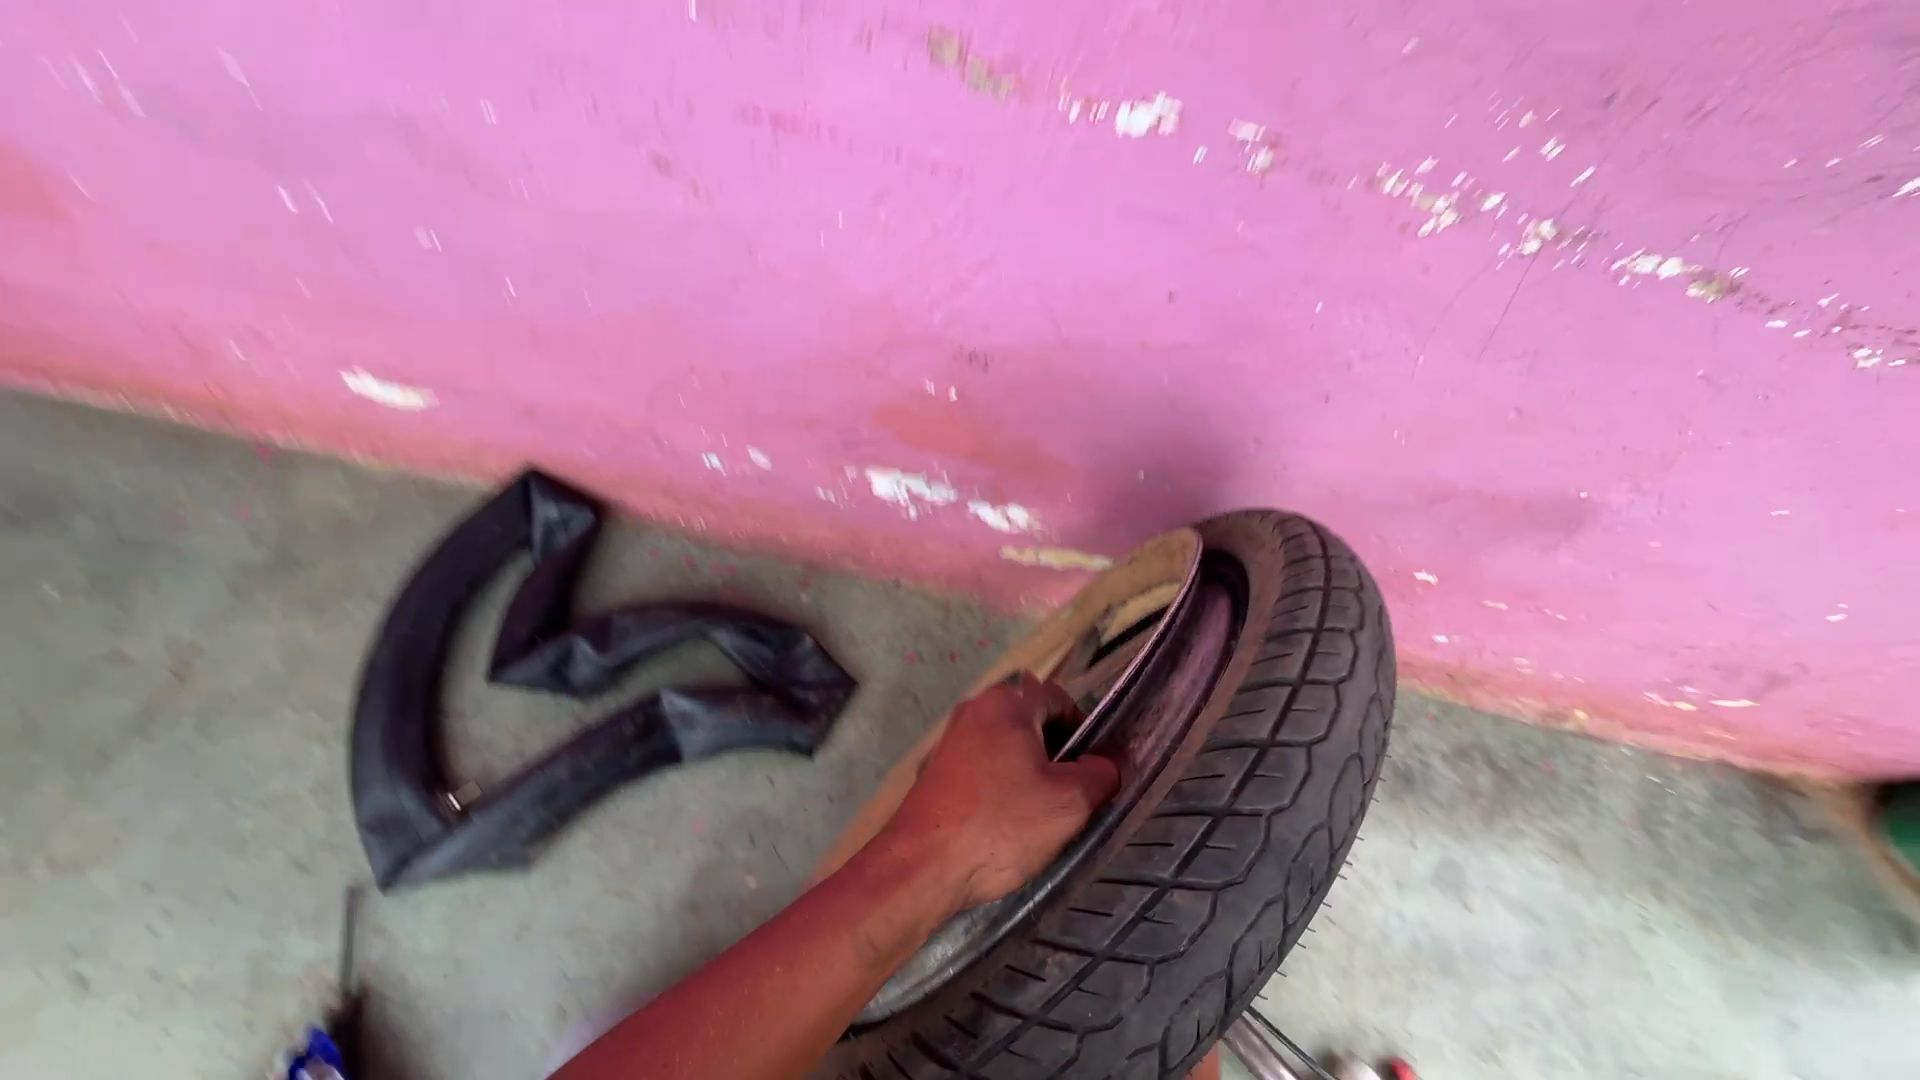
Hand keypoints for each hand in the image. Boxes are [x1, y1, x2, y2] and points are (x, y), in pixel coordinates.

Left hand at [878, 672, 1120, 912]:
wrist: (924, 865)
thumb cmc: (1001, 824)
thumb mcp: (1069, 802)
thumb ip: (1098, 775)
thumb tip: (1103, 765)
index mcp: (1005, 704)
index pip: (1057, 697)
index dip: (1083, 727)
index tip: (1093, 765)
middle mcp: (974, 710)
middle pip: (1029, 720)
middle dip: (1055, 751)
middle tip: (1071, 792)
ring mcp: (950, 740)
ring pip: (1006, 746)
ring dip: (1028, 771)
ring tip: (1041, 813)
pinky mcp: (936, 771)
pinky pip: (982, 767)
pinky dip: (1000, 785)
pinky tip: (1006, 823)